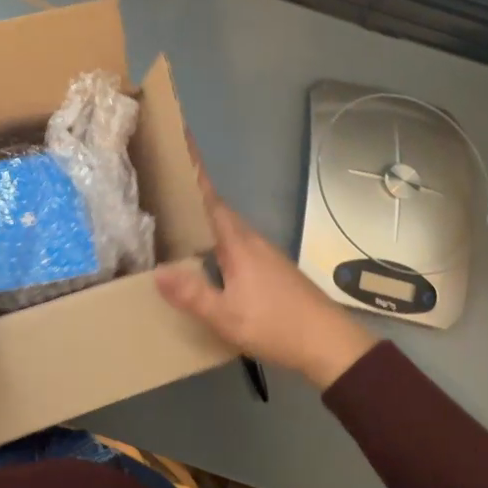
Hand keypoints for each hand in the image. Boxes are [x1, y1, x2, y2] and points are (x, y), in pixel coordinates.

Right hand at [156, 141, 378, 388]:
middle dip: (193, 192)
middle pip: (217, 208)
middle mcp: (251, 241)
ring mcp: (264, 255)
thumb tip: (156, 270)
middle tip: (163, 180)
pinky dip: (215, 237)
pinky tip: (204, 253)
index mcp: (238, 244)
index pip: (210, 199)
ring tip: (175, 214)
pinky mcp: (271, 270)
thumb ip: (193, 294)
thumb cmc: (278, 326)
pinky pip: (234, 242)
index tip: (180, 142)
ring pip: (226, 226)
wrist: (331, 345)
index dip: (195, 172)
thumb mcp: (228, 317)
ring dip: (204, 215)